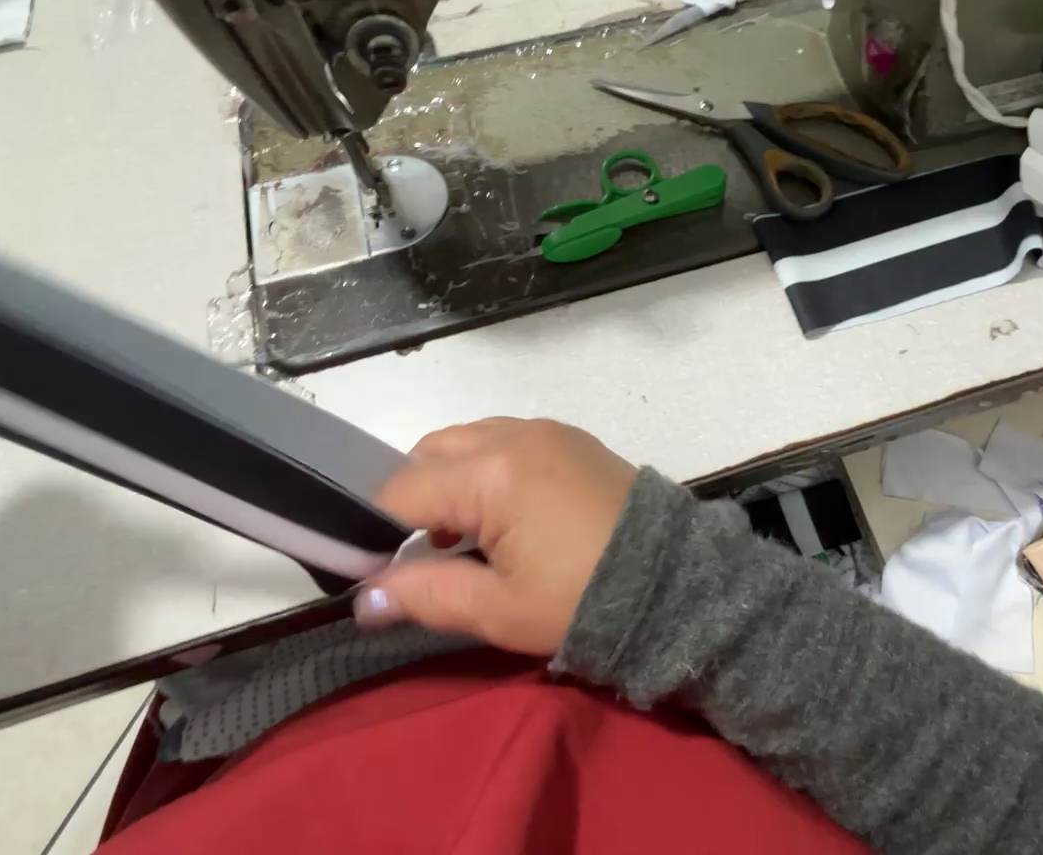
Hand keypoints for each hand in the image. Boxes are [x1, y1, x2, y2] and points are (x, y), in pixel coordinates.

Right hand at [356, 418, 638, 654]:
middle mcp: (515, 435)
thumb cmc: (583, 599)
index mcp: (492, 472)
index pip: (402, 490)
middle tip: (424, 554)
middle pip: (431, 453)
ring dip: (450, 480)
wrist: (675, 582)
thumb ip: (427, 594)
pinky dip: (486, 468)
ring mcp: (547, 431)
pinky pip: (506, 440)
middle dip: (413, 498)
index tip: (373, 569)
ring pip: (468, 440)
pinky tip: (502, 515)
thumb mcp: (500, 610)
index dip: (376, 531)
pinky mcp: (572, 438)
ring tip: (465, 540)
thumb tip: (366, 595)